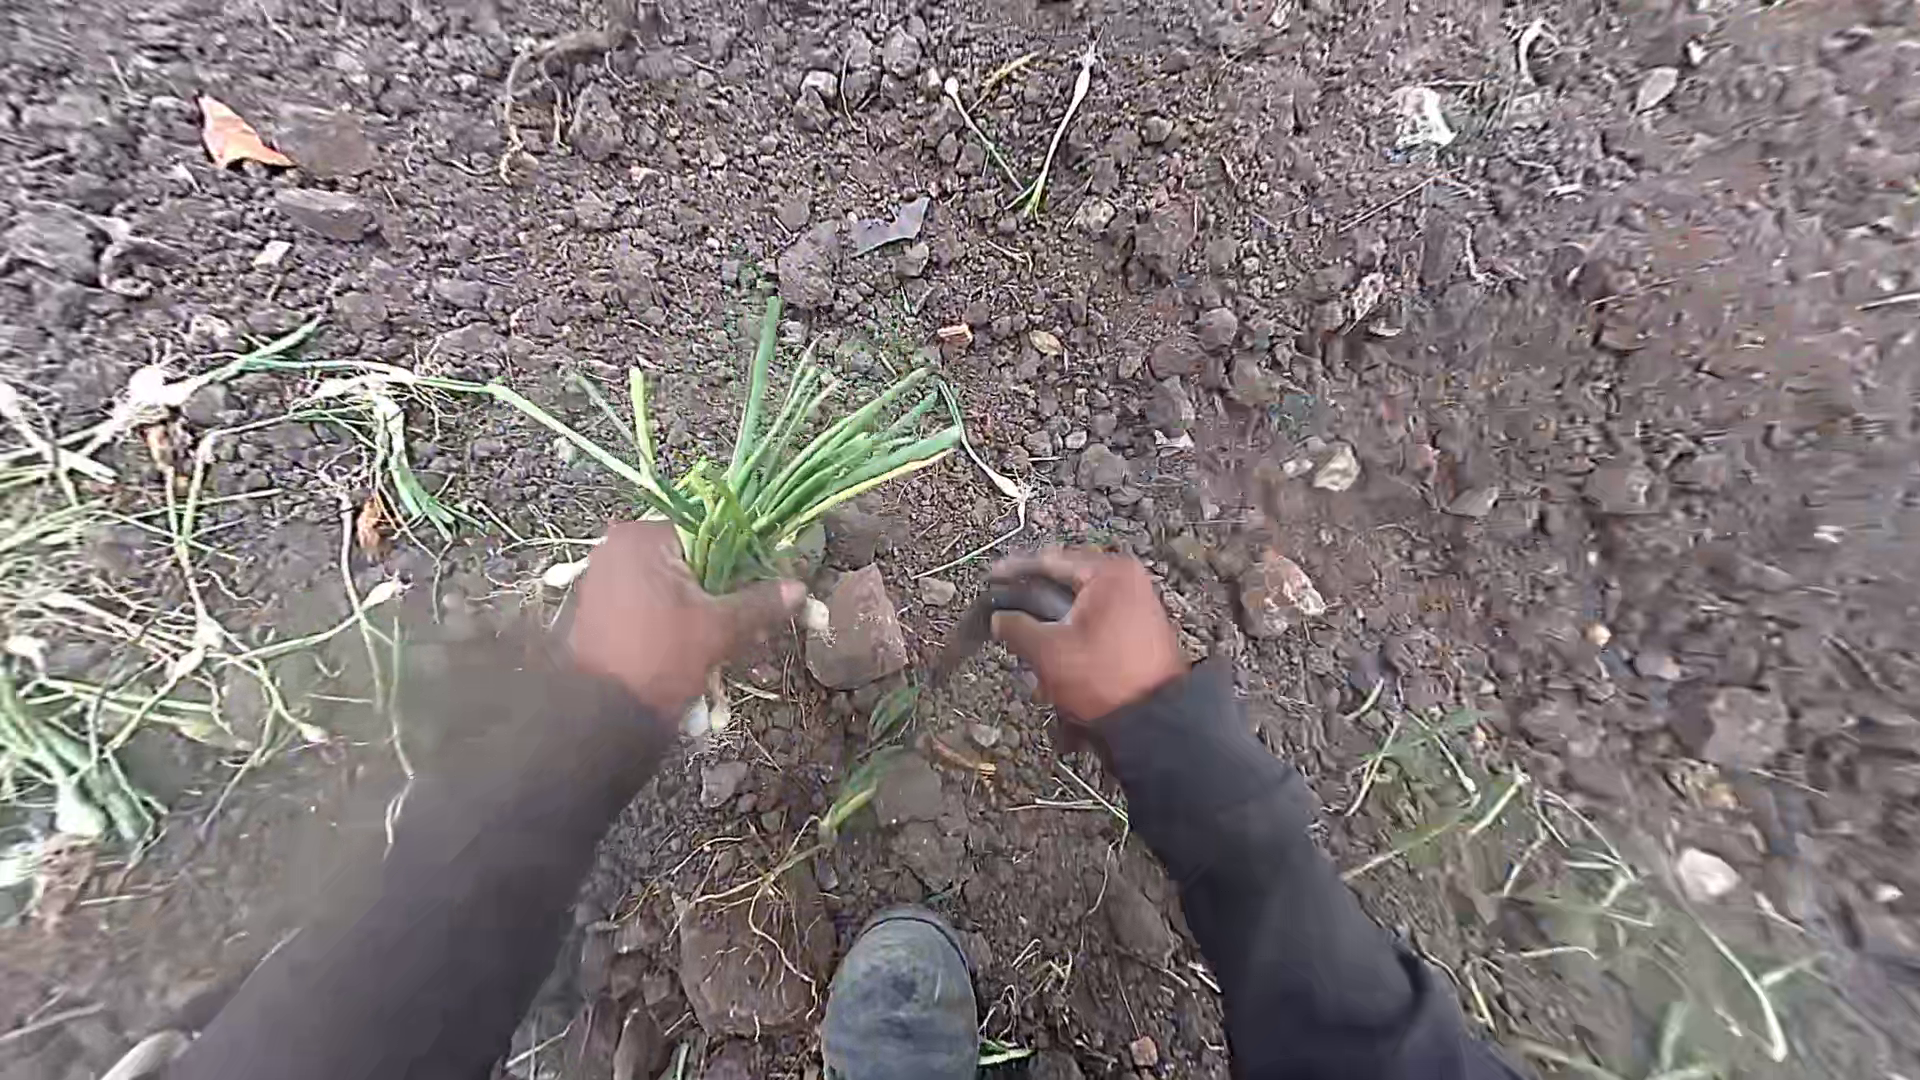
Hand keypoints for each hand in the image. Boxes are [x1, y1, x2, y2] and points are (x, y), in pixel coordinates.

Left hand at [567, 522, 803, 715]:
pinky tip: (711, 639)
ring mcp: (609, 579)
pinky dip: (687, 614)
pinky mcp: (607, 608)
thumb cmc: (659, 659)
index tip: (772, 577)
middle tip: (761, 611)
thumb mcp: (720, 627)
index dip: (748, 554)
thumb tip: (800, 587)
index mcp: (642, 540)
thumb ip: (761, 601)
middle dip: (732, 585)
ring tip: (743, 632)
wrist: (601, 718)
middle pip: (697, 557)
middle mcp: (619, 550)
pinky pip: (660, 600)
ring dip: (714, 603)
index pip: (711, 530)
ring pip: (681, 581)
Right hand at [989, 549, 1186, 722]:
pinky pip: (1090, 624)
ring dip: (1049, 625)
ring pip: (1075, 607)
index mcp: (1110, 573)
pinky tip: (1052, 660)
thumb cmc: (1109, 681)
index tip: (993, 578)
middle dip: (1033, 605)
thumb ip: (1015, 626)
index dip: (1015, 571)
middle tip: (1007, 613)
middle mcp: (1126, 581)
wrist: (1155, 721)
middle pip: (1062, 584)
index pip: (1050, 560)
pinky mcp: (1133, 630)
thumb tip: (999, 618)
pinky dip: (1068, 637)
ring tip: (1029, 645)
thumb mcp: (1049, 650)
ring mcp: (1133, 605)